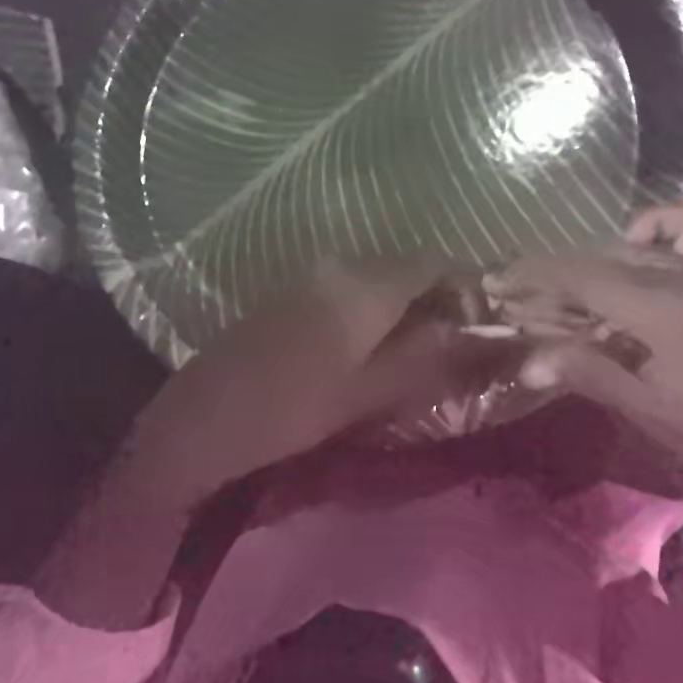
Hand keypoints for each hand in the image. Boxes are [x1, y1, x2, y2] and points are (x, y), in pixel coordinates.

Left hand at [117, 258, 458, 502]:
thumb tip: (476, 335)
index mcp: (366, 284)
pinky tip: (372, 347)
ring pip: (379, 278)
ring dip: (406, 305)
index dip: (467, 288)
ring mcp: (311, 275)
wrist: (200, 420)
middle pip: (408, 266)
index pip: (437, 263)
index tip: (483, 324)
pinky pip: (350, 288)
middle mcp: (341, 264)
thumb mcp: (371, 391)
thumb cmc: (292, 408)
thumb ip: (429, 358)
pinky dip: (374, 309)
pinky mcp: (291, 292)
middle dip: (439, 298)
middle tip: (456, 343)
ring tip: (419, 350)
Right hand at [496, 208, 682, 682]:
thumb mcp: (648, 410)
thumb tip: (530, 354)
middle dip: (559, 273)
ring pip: (641, 245)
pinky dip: (655, 240)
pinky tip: (641, 269)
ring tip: (578, 292)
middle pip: (604, 257)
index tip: (497, 281)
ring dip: (601, 260)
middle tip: (528, 302)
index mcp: (662, 306)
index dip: (534, 275)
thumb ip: (588, 371)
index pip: (581, 274)